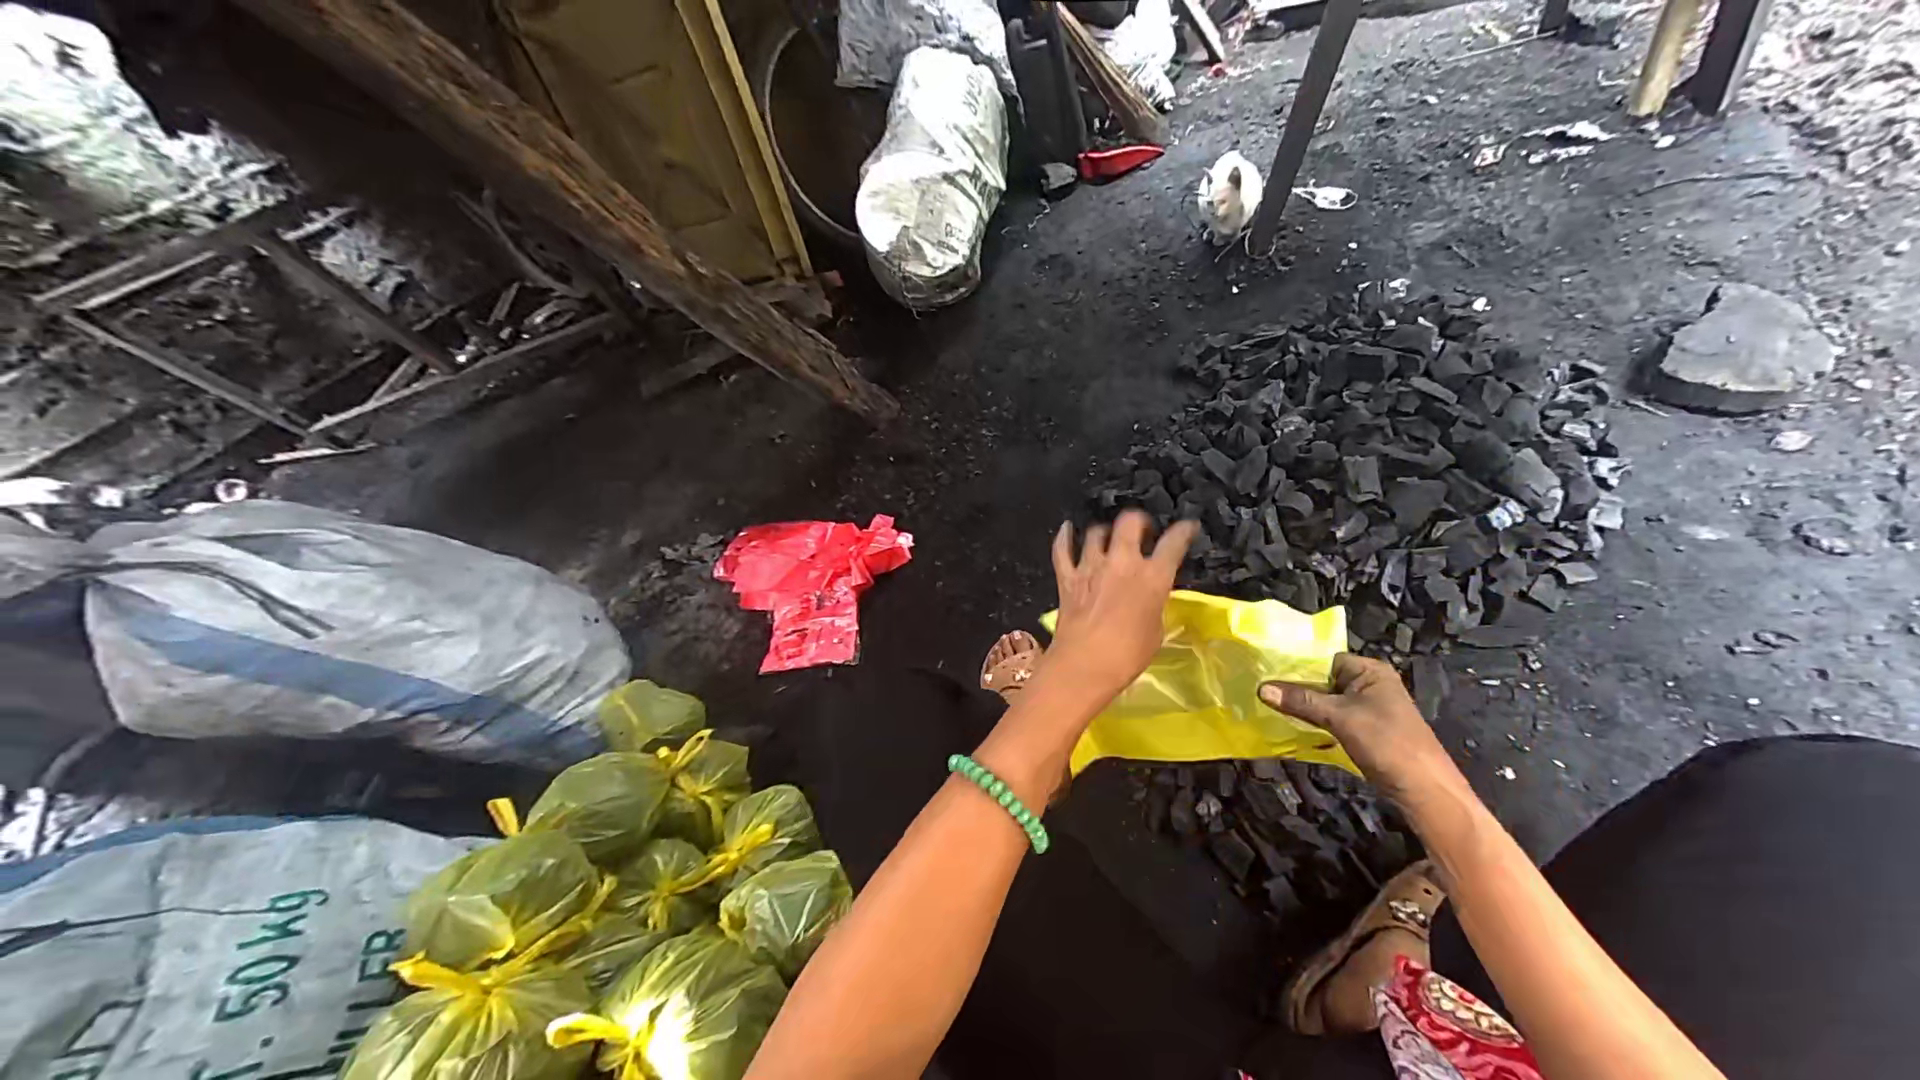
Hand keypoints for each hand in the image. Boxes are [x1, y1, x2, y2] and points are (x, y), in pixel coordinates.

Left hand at [1043, 511, 1196, 701]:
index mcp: (1152, 577)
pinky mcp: (1067, 577)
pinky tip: (1066, 529)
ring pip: (1096, 532)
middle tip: (1142, 529)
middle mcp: (1121, 563)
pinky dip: (1064, 537)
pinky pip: (1062, 549)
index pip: (1173, 543)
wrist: (1084, 665)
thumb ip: (1154, 604)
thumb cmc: (1128, 655)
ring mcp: (1090, 567)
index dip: (1183, 531)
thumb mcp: (1155, 630)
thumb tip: (1149, 596)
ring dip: (1105, 532)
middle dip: (1138, 521)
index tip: (1187, 527)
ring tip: (1108, 537)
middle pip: (1129, 522)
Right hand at [1258, 654, 1466, 811]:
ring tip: (1268, 706)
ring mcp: (1366, 707)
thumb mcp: (1340, 717)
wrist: (1423, 789)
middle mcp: (1368, 684)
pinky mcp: (1362, 728)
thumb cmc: (1386, 742)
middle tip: (1261, 691)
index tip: (1265, 673)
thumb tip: (1261, 688)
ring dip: (1302, 706)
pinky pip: (1330, 717)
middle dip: (1295, 688)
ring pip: (1324, 700)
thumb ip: (1301, 700)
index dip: (1295, 666)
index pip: (1323, 659)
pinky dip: (1312, 720)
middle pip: (1322, 679)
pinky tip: (1289, 723)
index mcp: (1369, 671)